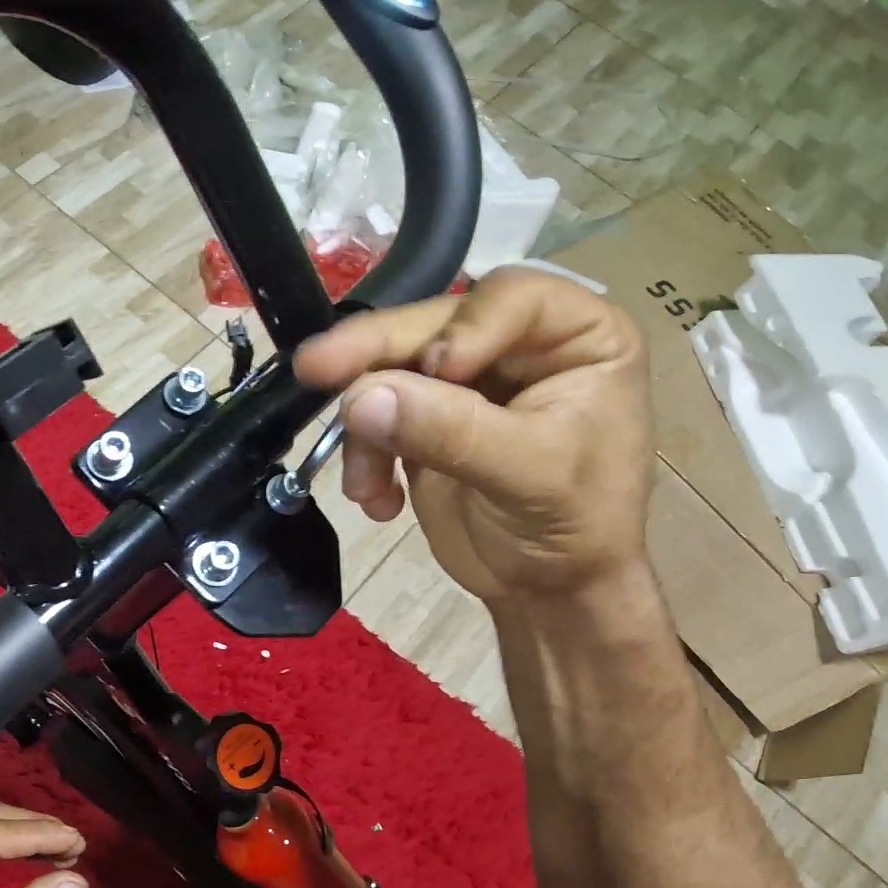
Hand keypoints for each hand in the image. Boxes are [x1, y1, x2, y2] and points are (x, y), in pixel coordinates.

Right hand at [295, 267, 651, 601]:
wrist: (545, 589)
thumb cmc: (573, 525)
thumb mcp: (527, 474)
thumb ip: (450, 430)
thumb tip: (359, 397)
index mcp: (573, 337)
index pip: (507, 298)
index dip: (462, 327)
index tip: (438, 370)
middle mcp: (513, 346)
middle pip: (430, 326)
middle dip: (375, 357)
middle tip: (313, 368)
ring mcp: (460, 383)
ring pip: (388, 369)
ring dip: (363, 425)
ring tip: (364, 487)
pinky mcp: (420, 418)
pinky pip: (372, 415)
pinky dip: (363, 457)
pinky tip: (377, 501)